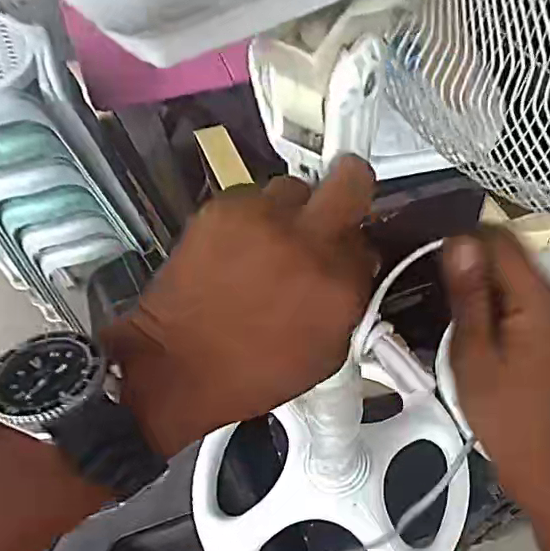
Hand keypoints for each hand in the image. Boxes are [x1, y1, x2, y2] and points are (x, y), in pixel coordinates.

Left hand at [107, 158, 377, 451]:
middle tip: (341, 203)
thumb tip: (353, 274)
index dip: (356, 251)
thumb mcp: (329, 353)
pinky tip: (242, 250)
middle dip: (351, 187)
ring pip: (296, 188)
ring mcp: (265, 219)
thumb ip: (350, 302)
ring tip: (276, 243)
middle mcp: (310, 243)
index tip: (346, 256)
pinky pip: (252, 198)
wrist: (180, 365)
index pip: (369, 244)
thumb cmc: (256, 371)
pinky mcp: (223, 209)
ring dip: (295, 211)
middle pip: (351, 179)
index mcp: (342, 286)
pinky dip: (252, 219)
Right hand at [441, 229, 549, 488]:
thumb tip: (460, 246)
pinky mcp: (548, 319)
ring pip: (514, 264)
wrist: (527, 442)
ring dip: (484, 274)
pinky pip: (519, 286)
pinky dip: (496, 290)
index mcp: (537, 303)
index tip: (441, 258)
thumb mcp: (471, 351)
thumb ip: (468, 294)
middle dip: (475, 257)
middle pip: (511, 248)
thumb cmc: (500, 410)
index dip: (465, 241)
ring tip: (461, 308)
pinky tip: (478, 318)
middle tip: (447, 288)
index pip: (501, 240)